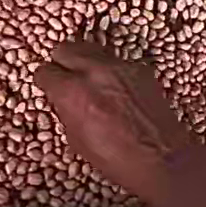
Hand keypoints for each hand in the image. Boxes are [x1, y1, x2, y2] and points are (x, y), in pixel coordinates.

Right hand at [33, 41, 205, 206]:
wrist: (160, 157)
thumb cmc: (117, 158)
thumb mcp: (76, 140)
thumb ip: (66, 110)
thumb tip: (63, 100)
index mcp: (72, 91)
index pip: (45, 71)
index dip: (46, 82)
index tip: (49, 87)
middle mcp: (94, 72)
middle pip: (66, 49)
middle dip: (62, 63)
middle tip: (65, 78)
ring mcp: (120, 67)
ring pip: (92, 49)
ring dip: (86, 62)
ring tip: (88, 81)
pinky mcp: (140, 69)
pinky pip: (116, 61)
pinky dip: (110, 70)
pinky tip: (114, 88)